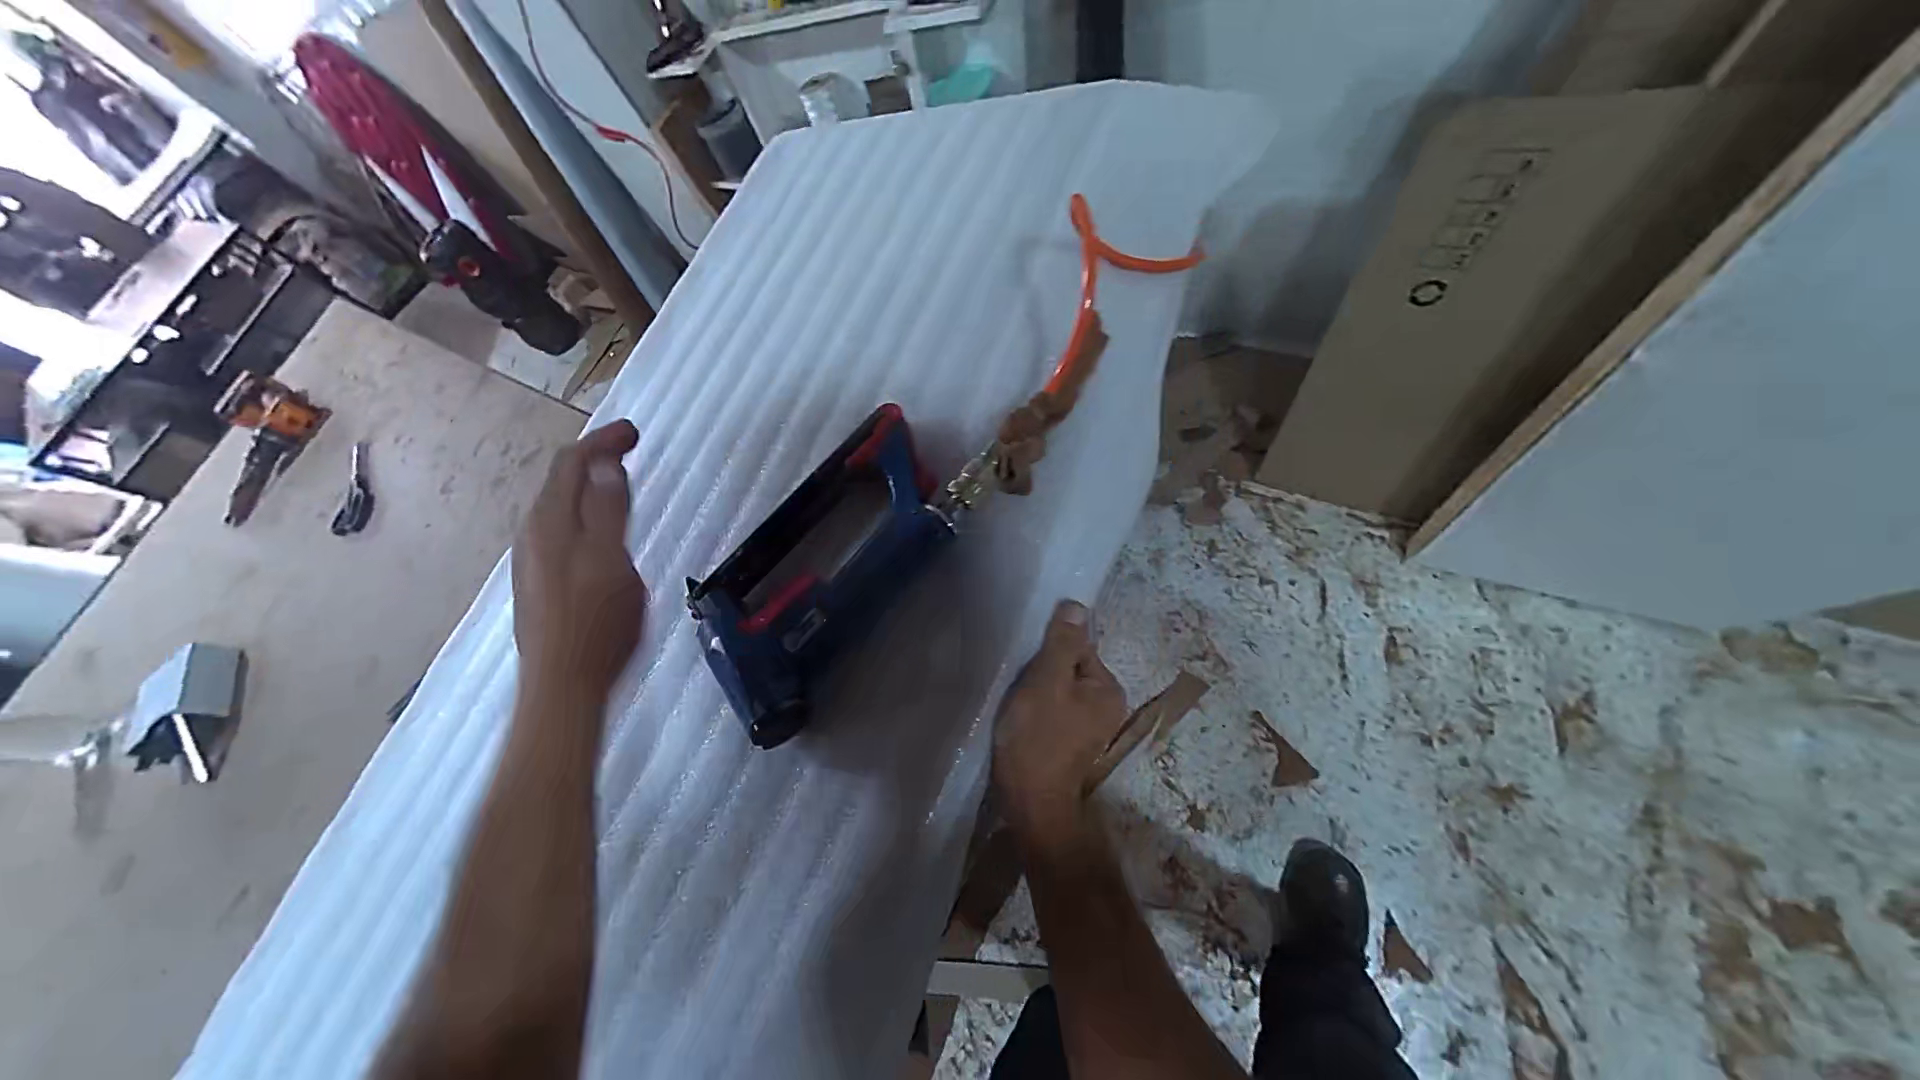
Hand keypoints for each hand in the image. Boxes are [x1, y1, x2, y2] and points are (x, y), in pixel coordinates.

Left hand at [512, 420, 645, 699]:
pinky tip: (601, 525)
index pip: (571, 464)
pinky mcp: (542, 581)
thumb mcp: (610, 559)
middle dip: (594, 457)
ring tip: (619, 478)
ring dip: (589, 484)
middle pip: (561, 481)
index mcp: (550, 522)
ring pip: (560, 505)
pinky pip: (562, 528)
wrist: (563, 683)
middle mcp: (534, 534)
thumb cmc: (596, 620)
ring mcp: (535, 559)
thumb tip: (604, 463)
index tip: (634, 432)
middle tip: (629, 447)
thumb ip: (607, 509)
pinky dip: (584, 510)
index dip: (602, 441)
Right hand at [992, 600, 1128, 848]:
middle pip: (1068, 669)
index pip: (1078, 648)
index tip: (1027, 668)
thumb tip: (1077, 606)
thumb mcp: (1046, 682)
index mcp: (1108, 689)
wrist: (1031, 804)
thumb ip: (1061, 644)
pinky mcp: (1070, 745)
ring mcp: (1089, 729)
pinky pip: (1054, 713)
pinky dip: (1037, 712)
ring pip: (1059, 692)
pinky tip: (1020, 722)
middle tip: (1018, 689)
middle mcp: (1107, 707)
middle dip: (1042, 673)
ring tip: (1016, 706)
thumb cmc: (1037, 739)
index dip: (1049, 652)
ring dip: (1037, 693)